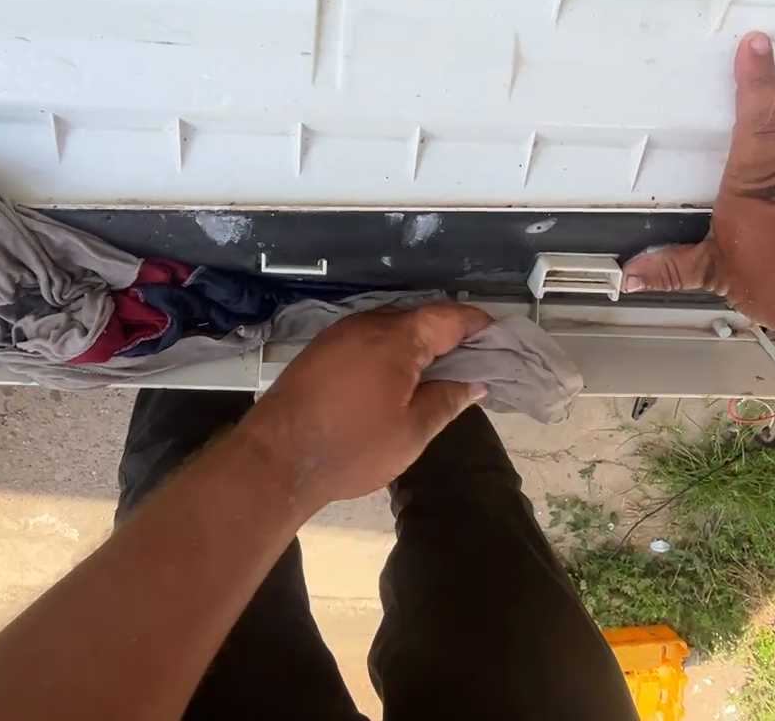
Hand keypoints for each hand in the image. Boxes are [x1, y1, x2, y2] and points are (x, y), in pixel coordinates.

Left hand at [234, 303, 490, 507]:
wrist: (275, 458)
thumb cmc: (350, 448)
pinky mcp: (323, 347)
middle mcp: (369, 323)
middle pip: (421, 316)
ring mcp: (342, 332)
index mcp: (397, 338)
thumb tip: (475, 382)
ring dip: (419, 339)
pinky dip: (392, 346)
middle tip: (474, 357)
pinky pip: (369, 335)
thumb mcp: (411, 432)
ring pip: (393, 325)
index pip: (449, 317)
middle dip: (450, 332)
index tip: (499, 337)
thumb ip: (447, 400)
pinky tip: (397, 372)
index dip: (477, 324)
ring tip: (440, 366)